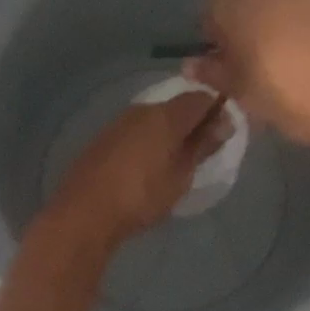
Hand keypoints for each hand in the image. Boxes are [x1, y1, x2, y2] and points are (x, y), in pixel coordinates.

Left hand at [44, 92, 234, 247]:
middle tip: (200, 150)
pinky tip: (146, 164)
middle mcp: (142, 110)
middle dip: (192, 122)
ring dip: (168, 132)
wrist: (84, 212)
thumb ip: (202, 146)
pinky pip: (135, 130)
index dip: (216, 110)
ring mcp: (119, 122)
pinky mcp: (103, 138)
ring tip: (174, 160)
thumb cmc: (141, 196)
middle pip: (176, 106)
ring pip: (153, 118)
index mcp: (166, 115)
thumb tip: (224, 121)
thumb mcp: (180, 176)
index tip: (222, 133)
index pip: (201, 97)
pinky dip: (147, 140)